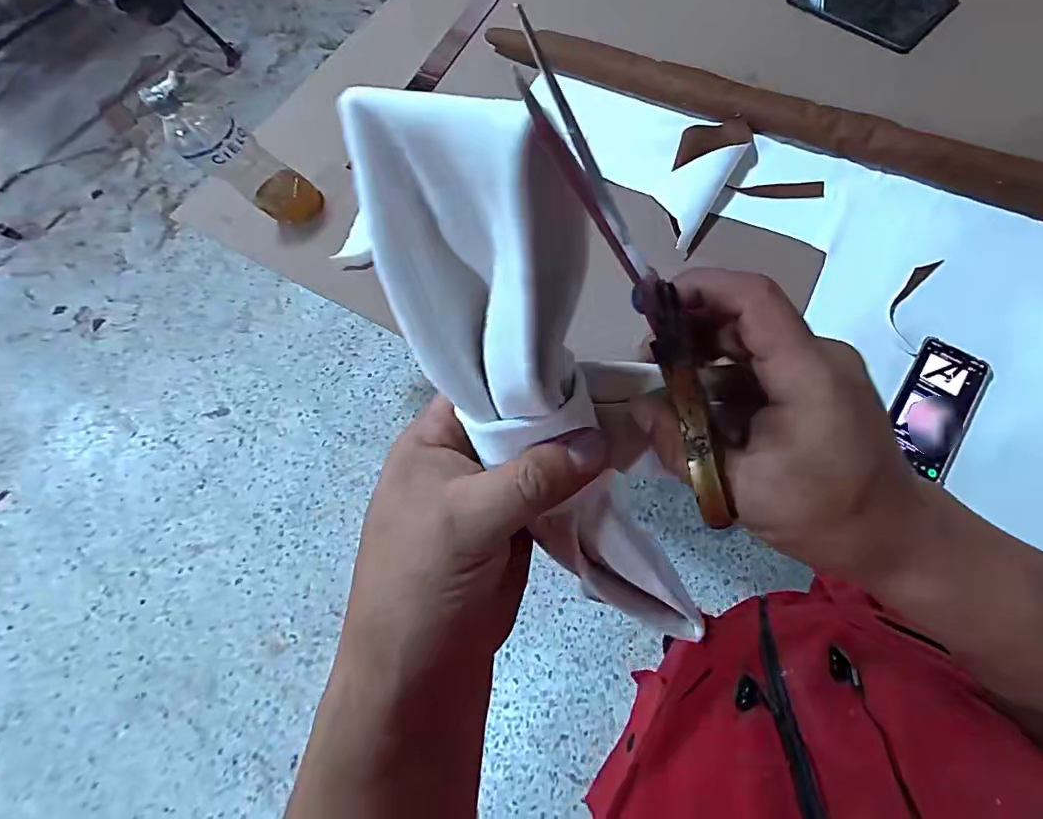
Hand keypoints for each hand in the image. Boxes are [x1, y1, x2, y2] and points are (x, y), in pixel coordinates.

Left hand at [289, 398, 605, 818]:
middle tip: (614, 400)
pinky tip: (610, 471)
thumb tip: (600, 441)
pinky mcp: (516, 520)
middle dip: (562, 412)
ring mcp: (491, 489)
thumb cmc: (423, 581)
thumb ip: (535, 475)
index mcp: (434, 437)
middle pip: (519, 419)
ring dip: (575, 449)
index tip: (580, 368)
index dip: (527, 375)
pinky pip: (552, 489)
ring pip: (540, 454)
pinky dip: (577, 483)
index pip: (484, 386)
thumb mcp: (470, 517)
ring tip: (623, 428)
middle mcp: (463, 454)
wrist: (420, 674)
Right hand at [635, 268, 930, 581]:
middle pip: (748, 314)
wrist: (896, 536)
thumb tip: (639, 408)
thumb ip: (682, 445)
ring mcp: (822, 365)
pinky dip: (728, 373)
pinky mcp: (820, 380)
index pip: (754, 298)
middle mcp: (819, 354)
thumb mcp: (742, 489)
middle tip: (649, 355)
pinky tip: (704, 403)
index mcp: (808, 373)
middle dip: (692, 324)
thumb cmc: (825, 517)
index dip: (701, 287)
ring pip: (753, 337)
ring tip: (669, 382)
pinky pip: (765, 360)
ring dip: (707, 351)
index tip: (654, 303)